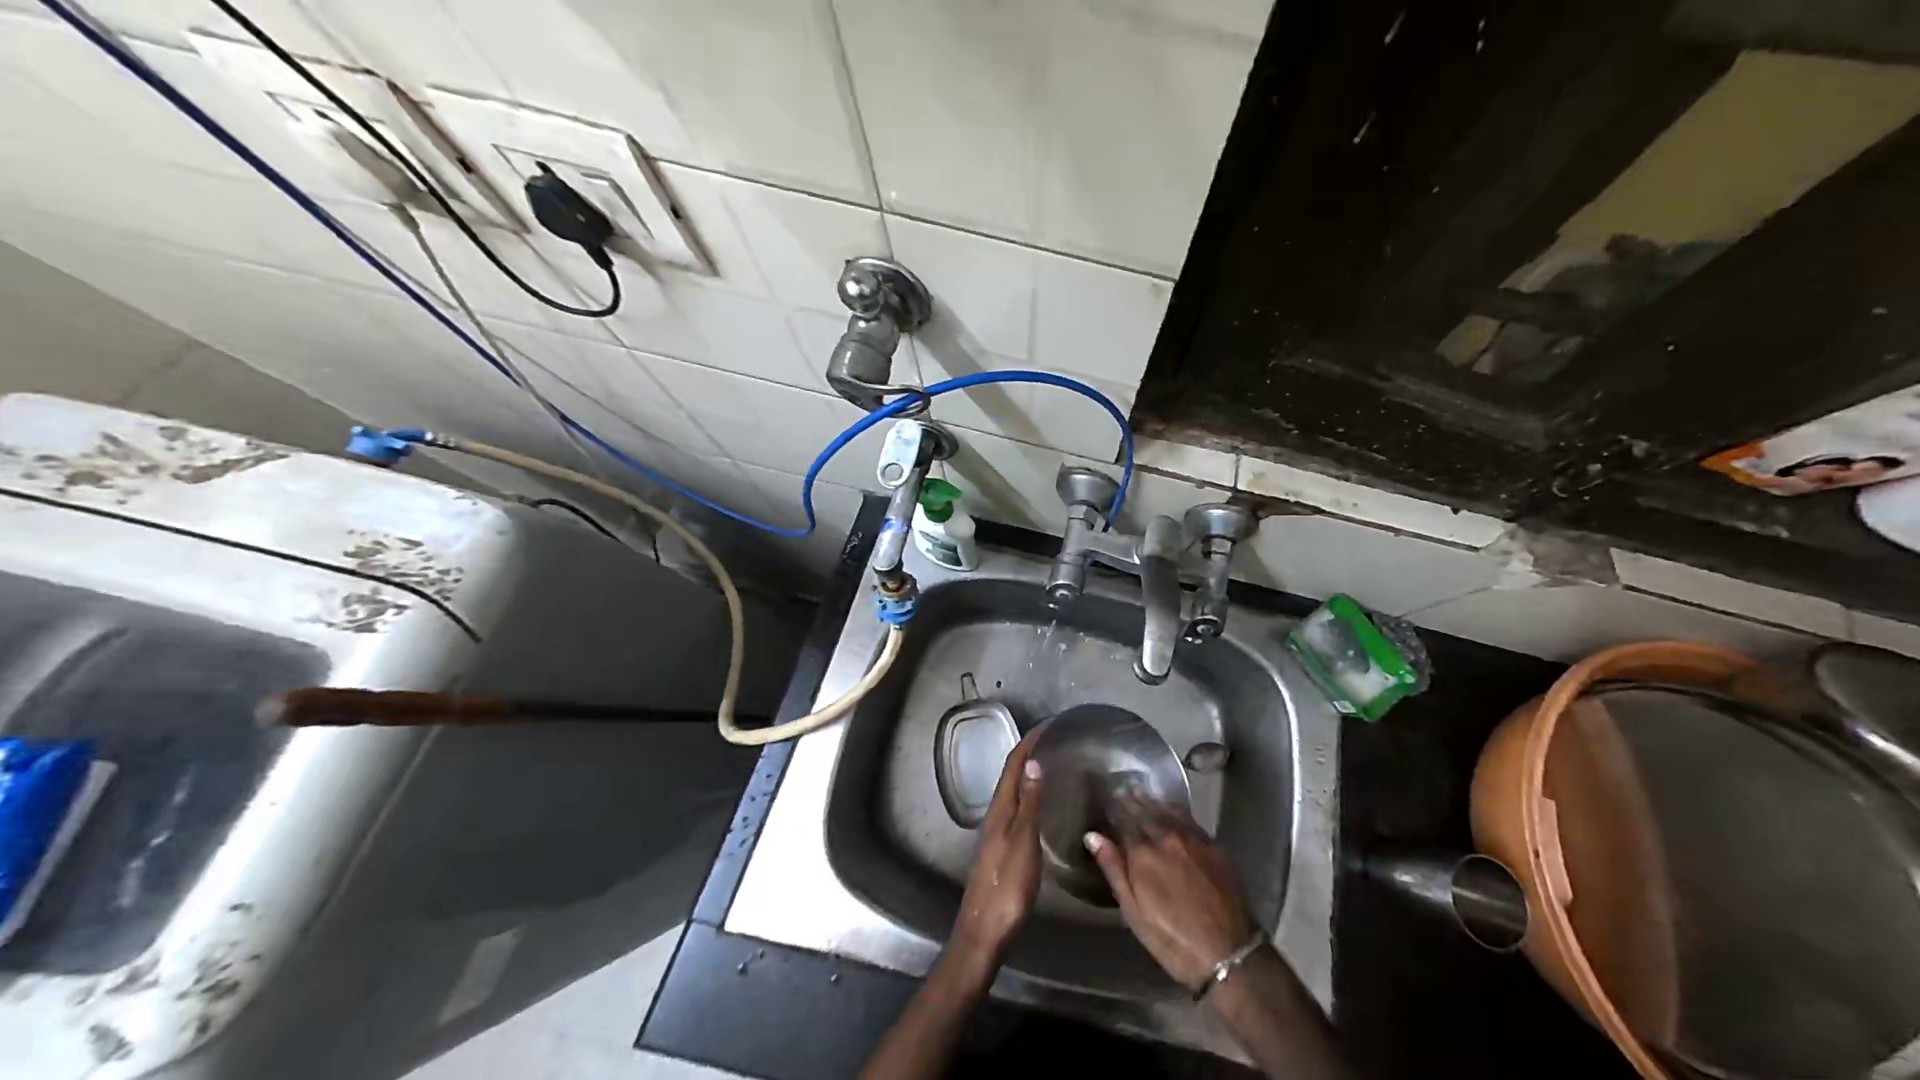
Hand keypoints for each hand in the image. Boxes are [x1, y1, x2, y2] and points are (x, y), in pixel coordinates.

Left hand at [951, 730, 1043, 960]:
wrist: (985, 931)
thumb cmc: (1007, 887)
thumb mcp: (1023, 843)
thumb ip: (1029, 805)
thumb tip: (1033, 763)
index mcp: (1000, 810)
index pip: (1013, 765)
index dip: (1028, 742)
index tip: (1048, 725)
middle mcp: (996, 815)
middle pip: (1011, 774)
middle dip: (1029, 752)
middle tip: (1054, 739)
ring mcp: (997, 832)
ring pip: (1013, 791)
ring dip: (1029, 772)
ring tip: (1051, 763)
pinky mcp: (1002, 847)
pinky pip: (1017, 808)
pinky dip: (1030, 795)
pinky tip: (1042, 804)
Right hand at [1083, 795, 1254, 987]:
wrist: (1230, 954)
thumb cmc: (1172, 939)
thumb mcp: (1134, 912)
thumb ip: (1114, 870)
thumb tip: (1093, 836)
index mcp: (1144, 854)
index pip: (1124, 820)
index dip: (1114, 809)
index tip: (1107, 800)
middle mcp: (1168, 838)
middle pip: (1145, 812)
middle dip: (1131, 801)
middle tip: (1121, 790)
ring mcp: (1194, 840)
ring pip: (1168, 811)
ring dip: (1152, 801)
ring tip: (1141, 794)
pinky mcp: (1214, 847)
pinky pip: (1189, 819)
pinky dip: (1175, 810)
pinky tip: (1171, 809)